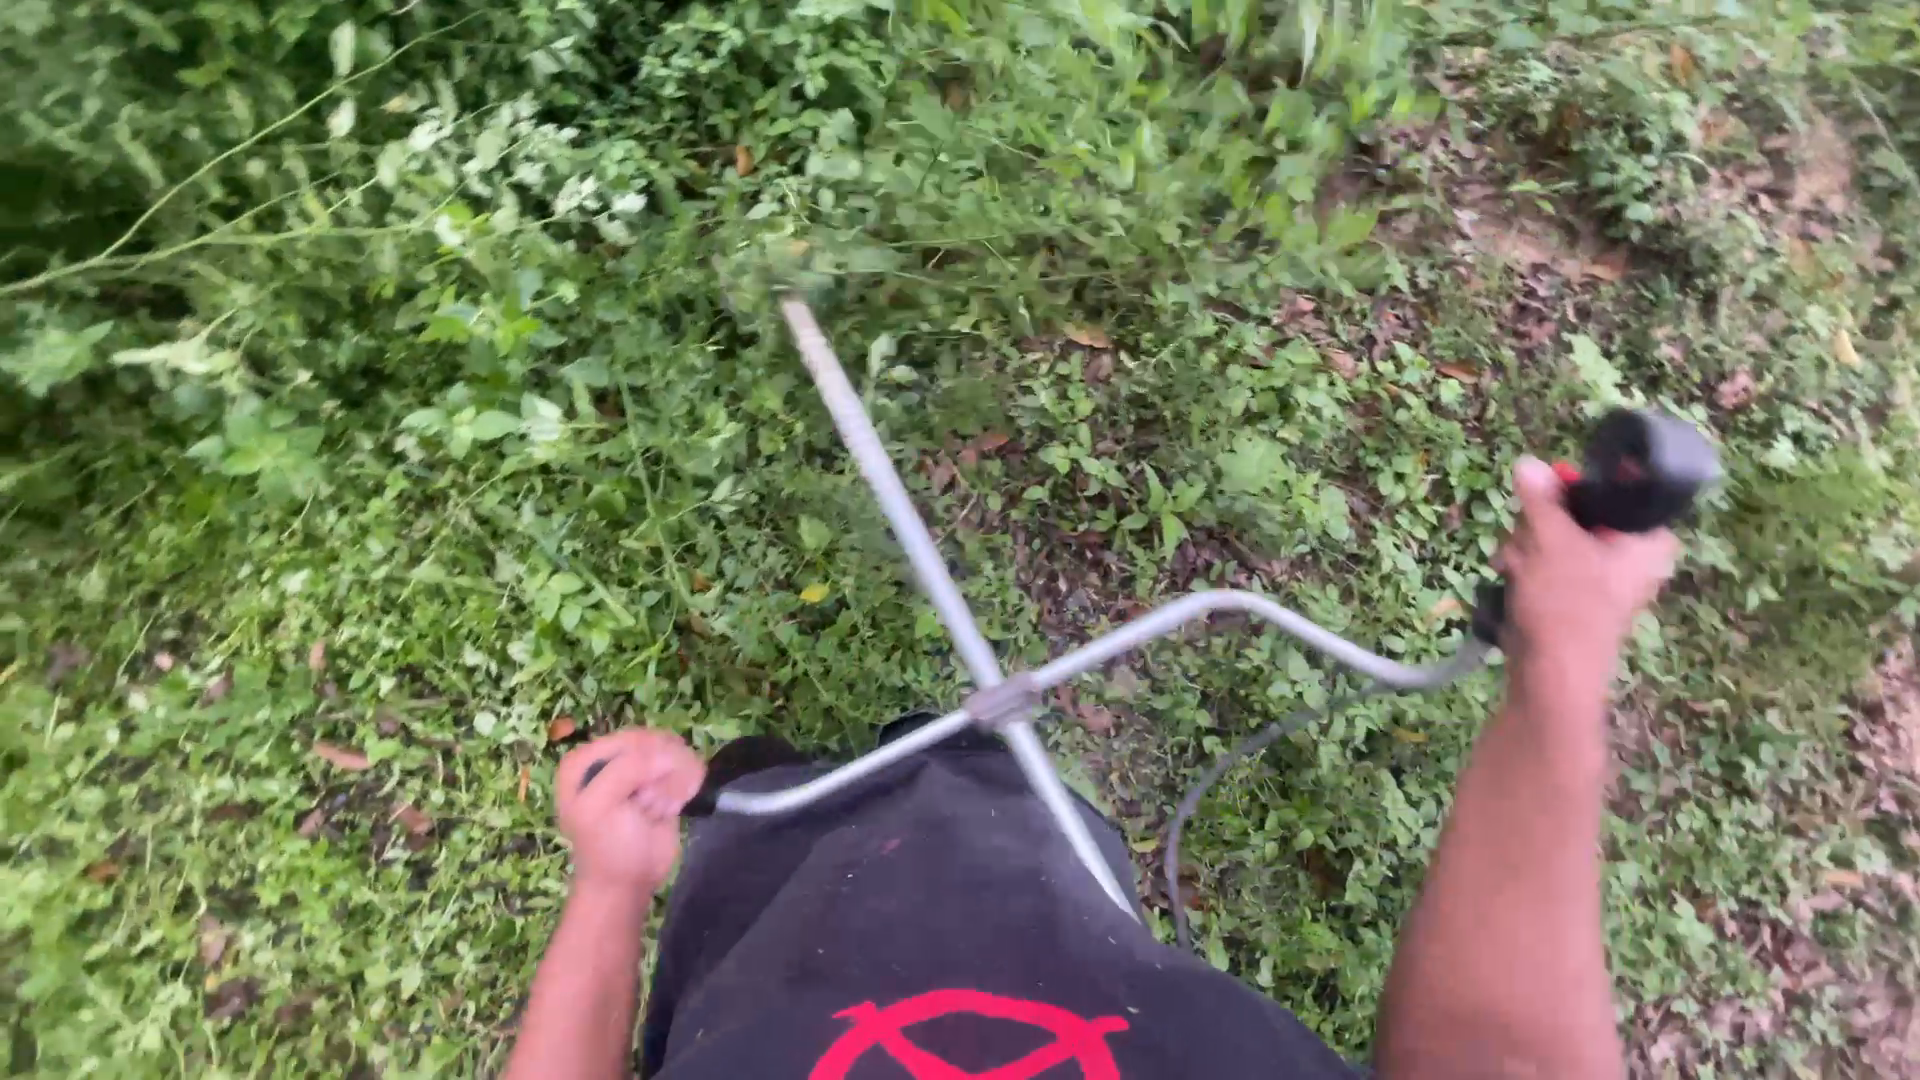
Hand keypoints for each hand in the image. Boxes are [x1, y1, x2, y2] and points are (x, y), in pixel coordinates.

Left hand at [553, 729, 705, 895]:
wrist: (631, 882)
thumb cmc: (608, 845)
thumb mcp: (599, 806)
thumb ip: (627, 769)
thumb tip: (669, 753)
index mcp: (586, 759)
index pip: (634, 738)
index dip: (647, 763)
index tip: (643, 794)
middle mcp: (612, 757)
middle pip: (659, 742)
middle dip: (662, 775)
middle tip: (647, 805)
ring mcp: (641, 767)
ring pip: (678, 752)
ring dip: (674, 784)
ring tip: (656, 810)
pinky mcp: (665, 777)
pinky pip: (690, 764)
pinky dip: (685, 787)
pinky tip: (669, 808)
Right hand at [1499, 456, 1678, 698]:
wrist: (1551, 670)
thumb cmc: (1567, 605)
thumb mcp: (1551, 543)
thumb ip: (1541, 501)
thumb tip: (1529, 463)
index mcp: (1649, 542)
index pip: (1617, 494)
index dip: (1578, 491)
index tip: (1549, 495)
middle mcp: (1631, 557)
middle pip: (1576, 516)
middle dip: (1538, 527)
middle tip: (1528, 543)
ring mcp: (1600, 577)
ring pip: (1552, 539)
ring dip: (1524, 547)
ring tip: (1516, 567)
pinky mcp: (1572, 594)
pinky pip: (1545, 563)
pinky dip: (1524, 566)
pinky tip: (1513, 577)